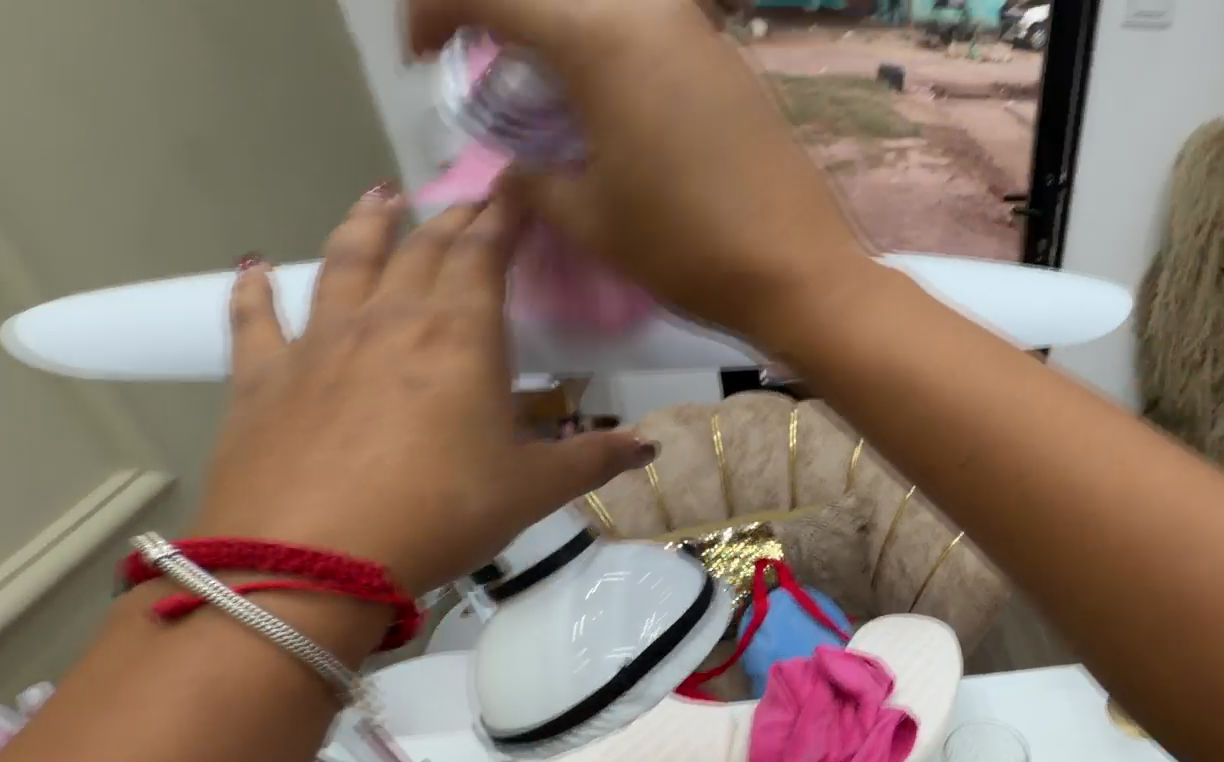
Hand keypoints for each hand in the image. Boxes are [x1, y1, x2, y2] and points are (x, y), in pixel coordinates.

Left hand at [191, 188, 655, 593]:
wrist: (310, 561)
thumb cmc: (443, 513)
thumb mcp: (535, 490)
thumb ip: (594, 459)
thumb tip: (649, 446)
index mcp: (460, 341)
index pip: (482, 258)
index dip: (500, 220)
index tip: (514, 191)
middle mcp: (389, 325)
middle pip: (421, 253)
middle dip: (450, 221)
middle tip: (469, 200)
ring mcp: (319, 346)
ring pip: (344, 265)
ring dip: (365, 227)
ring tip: (379, 197)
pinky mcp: (263, 380)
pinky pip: (254, 319)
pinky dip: (254, 288)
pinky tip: (254, 268)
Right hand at [406, 0, 880, 347]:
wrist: (802, 274)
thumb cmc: (690, 250)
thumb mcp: (593, 222)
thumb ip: (534, 182)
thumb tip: (511, 173)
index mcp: (598, 39)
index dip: (433, 12)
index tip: (422, 57)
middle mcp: (651, 13)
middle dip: (502, 16)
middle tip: (488, 66)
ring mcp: (702, 34)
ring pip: (608, 6)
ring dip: (564, 30)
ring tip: (551, 87)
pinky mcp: (735, 65)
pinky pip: (656, 30)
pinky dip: (616, 47)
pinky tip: (616, 103)